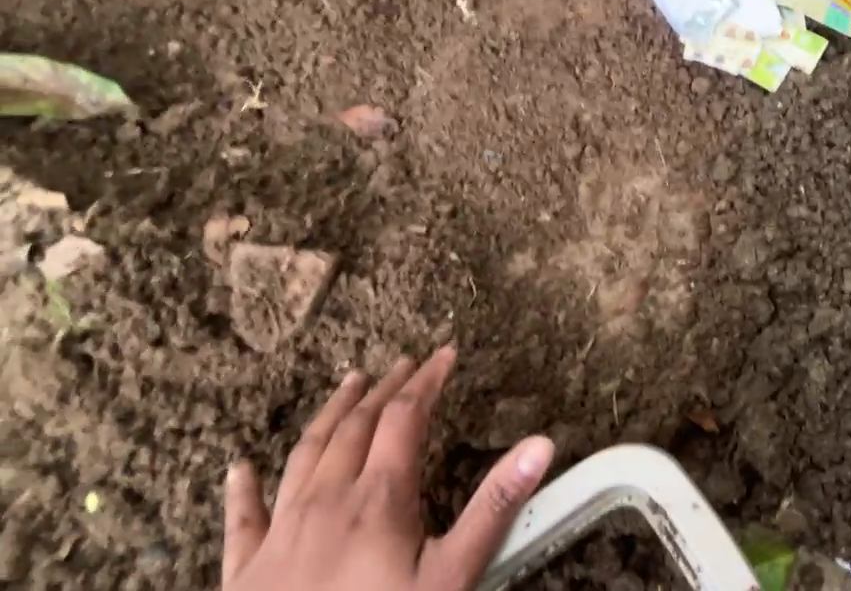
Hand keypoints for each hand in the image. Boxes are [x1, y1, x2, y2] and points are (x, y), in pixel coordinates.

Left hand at [223, 347, 554, 590]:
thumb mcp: (453, 574)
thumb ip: (495, 506)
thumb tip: (541, 444)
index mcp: (379, 497)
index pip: (405, 417)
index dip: (428, 380)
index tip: (446, 353)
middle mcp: (326, 502)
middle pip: (356, 427)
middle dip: (385, 389)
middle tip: (406, 363)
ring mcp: (279, 536)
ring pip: (305, 456)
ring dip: (330, 415)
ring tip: (349, 384)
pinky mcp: (242, 574)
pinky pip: (241, 521)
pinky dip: (241, 490)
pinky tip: (237, 470)